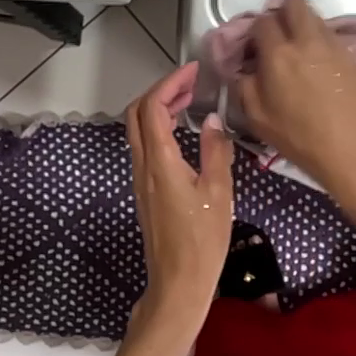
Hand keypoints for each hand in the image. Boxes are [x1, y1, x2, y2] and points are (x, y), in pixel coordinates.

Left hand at [126, 61, 234, 328]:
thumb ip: (216, 151)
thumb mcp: (218, 193)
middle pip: (137, 114)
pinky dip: (159, 129)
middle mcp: (143, 166)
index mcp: (160, 162)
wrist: (177, 283)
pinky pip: (145, 148)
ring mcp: (140, 180)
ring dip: (158, 109)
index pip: (152, 108)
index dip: (169, 83)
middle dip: (160, 91)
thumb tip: (212, 120)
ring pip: (138, 131)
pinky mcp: (145, 191)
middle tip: (190, 84)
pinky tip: (183, 133)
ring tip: (189, 102)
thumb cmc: (202, 241)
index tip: (192, 72)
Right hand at [234, 0, 355, 193]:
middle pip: (294, 3)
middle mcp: (306, 40)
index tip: (253, 49)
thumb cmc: (299, 137)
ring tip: (298, 51)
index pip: (262, 21)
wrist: (352, 149)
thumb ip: (244, 86)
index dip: (254, 31)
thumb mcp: (257, 118)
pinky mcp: (351, 56)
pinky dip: (320, 41)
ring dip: (302, 24)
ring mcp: (333, 45)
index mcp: (278, 54)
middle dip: (282, 12)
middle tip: (277, 36)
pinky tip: (318, 66)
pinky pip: (331, 35)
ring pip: (315, 16)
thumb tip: (244, 70)